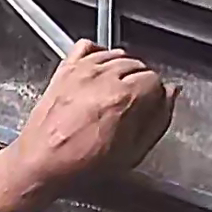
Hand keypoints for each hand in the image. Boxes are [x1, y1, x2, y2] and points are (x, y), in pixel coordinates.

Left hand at [0, 40, 176, 211]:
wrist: (40, 163)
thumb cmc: (80, 165)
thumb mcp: (132, 153)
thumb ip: (158, 120)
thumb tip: (170, 96)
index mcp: (124, 98)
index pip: (155, 80)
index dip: (155, 95)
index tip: (150, 106)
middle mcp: (102, 79)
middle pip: (137, 64)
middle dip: (141, 81)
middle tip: (135, 102)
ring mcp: (80, 72)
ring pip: (115, 53)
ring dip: (122, 68)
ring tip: (117, 89)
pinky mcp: (63, 71)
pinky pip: (86, 47)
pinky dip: (97, 52)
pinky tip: (99, 69)